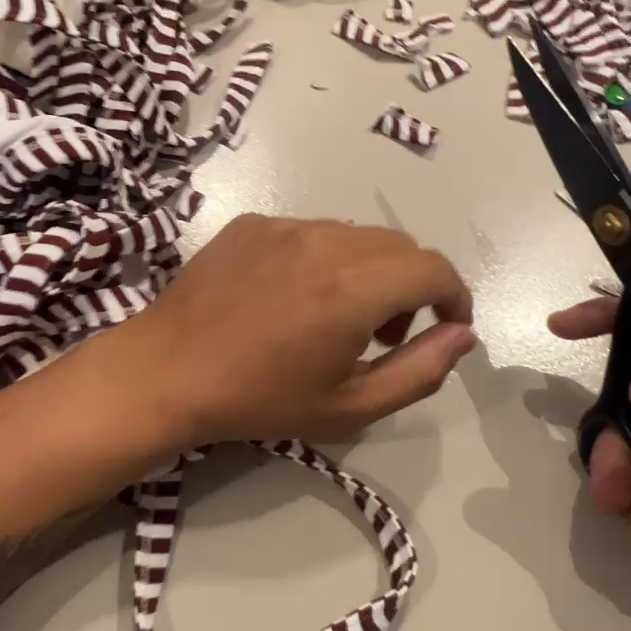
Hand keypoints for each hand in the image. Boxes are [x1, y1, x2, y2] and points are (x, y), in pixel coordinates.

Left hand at [89, 214, 475, 447]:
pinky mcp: (249, 224)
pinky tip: (288, 297)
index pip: (434, 268)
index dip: (454, 297)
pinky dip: (320, 258)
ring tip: (333, 317)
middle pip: (397, 247)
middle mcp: (322, 241)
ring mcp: (281, 226)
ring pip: (352, 235)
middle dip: (410, 287)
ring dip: (365, 270)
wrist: (168, 370)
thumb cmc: (259, 398)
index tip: (443, 330)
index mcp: (353, 287)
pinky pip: (306, 231)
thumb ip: (420, 370)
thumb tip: (462, 334)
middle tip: (381, 336)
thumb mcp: (350, 406)